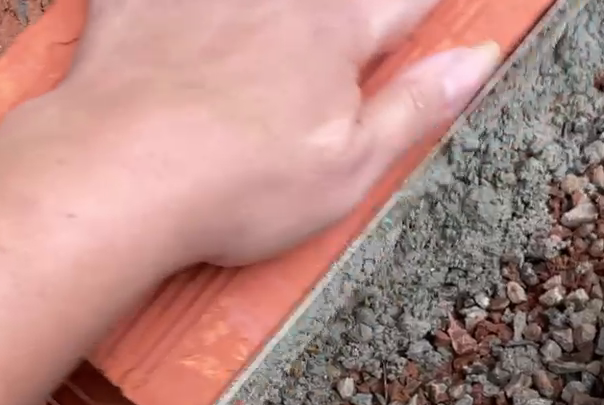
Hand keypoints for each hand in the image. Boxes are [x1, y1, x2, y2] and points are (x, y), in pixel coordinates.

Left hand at [0, 0, 499, 268]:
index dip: (416, 7)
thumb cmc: (239, 187)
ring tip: (263, 21)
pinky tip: (171, 10)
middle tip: (332, 26)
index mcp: (333, 38)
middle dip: (342, 12)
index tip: (420, 10)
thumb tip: (476, 62)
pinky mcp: (138, 9)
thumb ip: (411, 111)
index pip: (400, 6)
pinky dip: (157, 3)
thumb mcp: (346, 171)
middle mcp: (277, 0)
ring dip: (259, 10)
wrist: (127, 177)